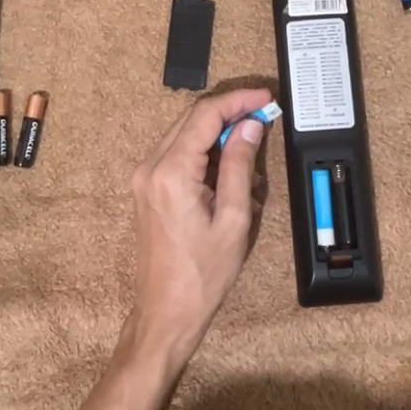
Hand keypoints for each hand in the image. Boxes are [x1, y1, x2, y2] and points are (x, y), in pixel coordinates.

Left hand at [125, 87, 274, 359]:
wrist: (166, 311)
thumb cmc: (202, 275)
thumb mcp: (233, 219)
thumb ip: (241, 167)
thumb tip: (250, 127)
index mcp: (171, 173)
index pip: (205, 116)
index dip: (238, 100)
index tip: (266, 97)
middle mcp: (150, 168)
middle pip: (191, 118)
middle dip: (229, 110)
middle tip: (265, 111)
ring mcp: (144, 178)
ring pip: (183, 133)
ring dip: (217, 129)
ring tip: (253, 137)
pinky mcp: (147, 189)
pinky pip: (176, 153)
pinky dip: (204, 149)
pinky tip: (230, 162)